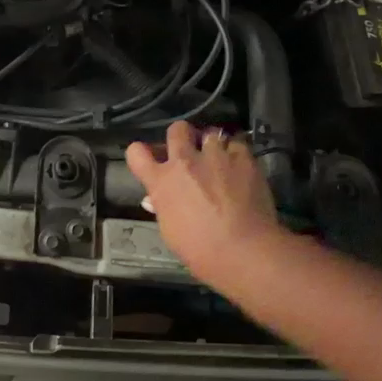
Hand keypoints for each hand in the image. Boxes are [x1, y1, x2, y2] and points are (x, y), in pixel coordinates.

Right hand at [126, 120, 287, 285]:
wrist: (244, 251)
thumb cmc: (201, 251)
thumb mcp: (171, 233)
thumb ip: (162, 208)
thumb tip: (154, 199)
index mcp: (162, 181)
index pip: (136, 152)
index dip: (141, 153)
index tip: (149, 158)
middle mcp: (185, 161)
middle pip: (177, 129)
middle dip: (183, 137)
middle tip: (191, 151)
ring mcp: (215, 156)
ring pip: (210, 133)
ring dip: (212, 146)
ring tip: (220, 160)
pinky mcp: (242, 158)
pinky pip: (237, 144)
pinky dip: (237, 154)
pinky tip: (241, 168)